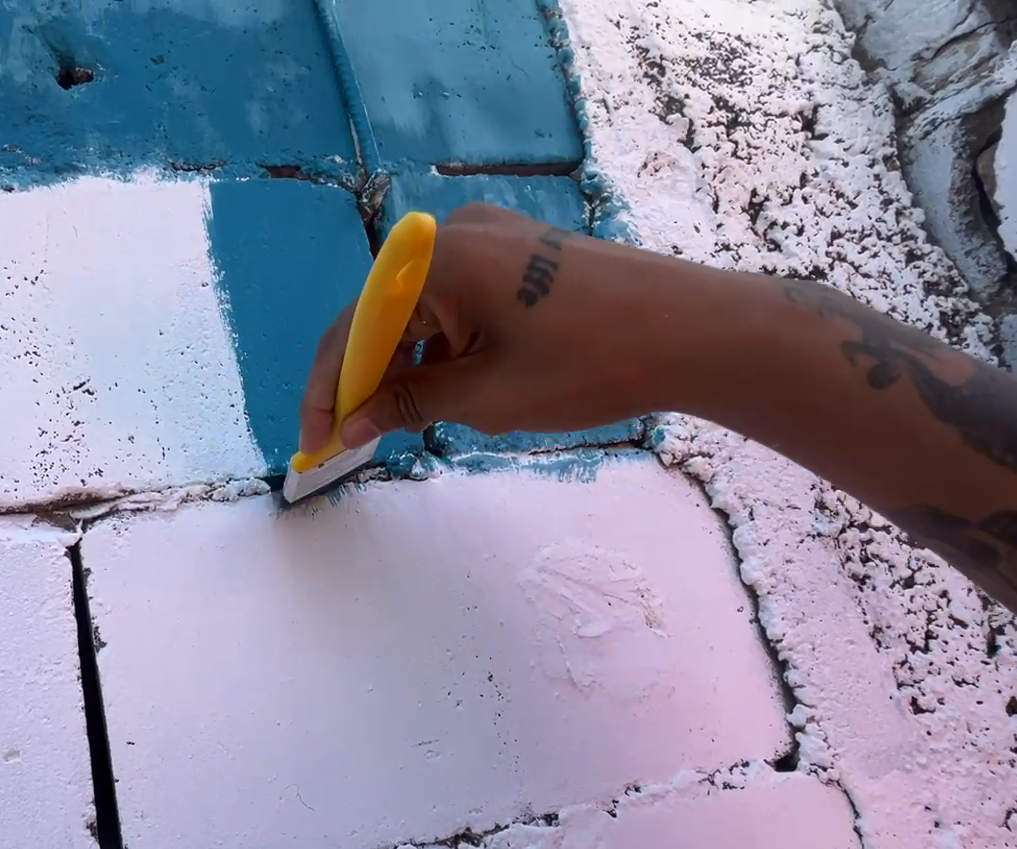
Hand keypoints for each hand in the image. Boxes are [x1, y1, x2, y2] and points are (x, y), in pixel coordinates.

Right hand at [297, 202, 702, 453]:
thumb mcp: (486, 395)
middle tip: (349, 439)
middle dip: (360, 382)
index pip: (354, 329)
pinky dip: (434, 351)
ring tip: (399, 425)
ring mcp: (484, 240)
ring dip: (398, 370)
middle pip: (378, 318)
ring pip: (412, 314)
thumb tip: (350, 428)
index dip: (327, 391)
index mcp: (437, 261)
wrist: (700, 331)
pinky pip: (446, 305)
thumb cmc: (591, 364)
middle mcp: (450, 236)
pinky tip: (440, 391)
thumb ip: (406, 405)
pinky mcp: (510, 255)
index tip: (316, 445)